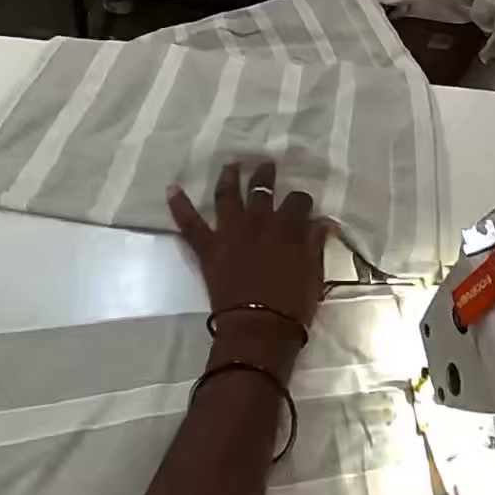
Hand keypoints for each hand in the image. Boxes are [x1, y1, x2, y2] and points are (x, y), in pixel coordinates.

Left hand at [168, 162, 327, 371]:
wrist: (258, 329)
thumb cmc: (293, 307)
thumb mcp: (314, 274)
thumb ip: (315, 244)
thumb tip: (323, 223)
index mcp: (287, 227)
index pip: (298, 201)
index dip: (302, 201)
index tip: (303, 206)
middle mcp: (258, 221)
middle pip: (261, 188)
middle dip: (265, 175)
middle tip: (265, 165)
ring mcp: (230, 231)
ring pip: (227, 194)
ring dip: (229, 176)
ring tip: (231, 165)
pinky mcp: (208, 246)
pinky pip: (189, 222)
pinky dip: (179, 205)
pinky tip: (171, 189)